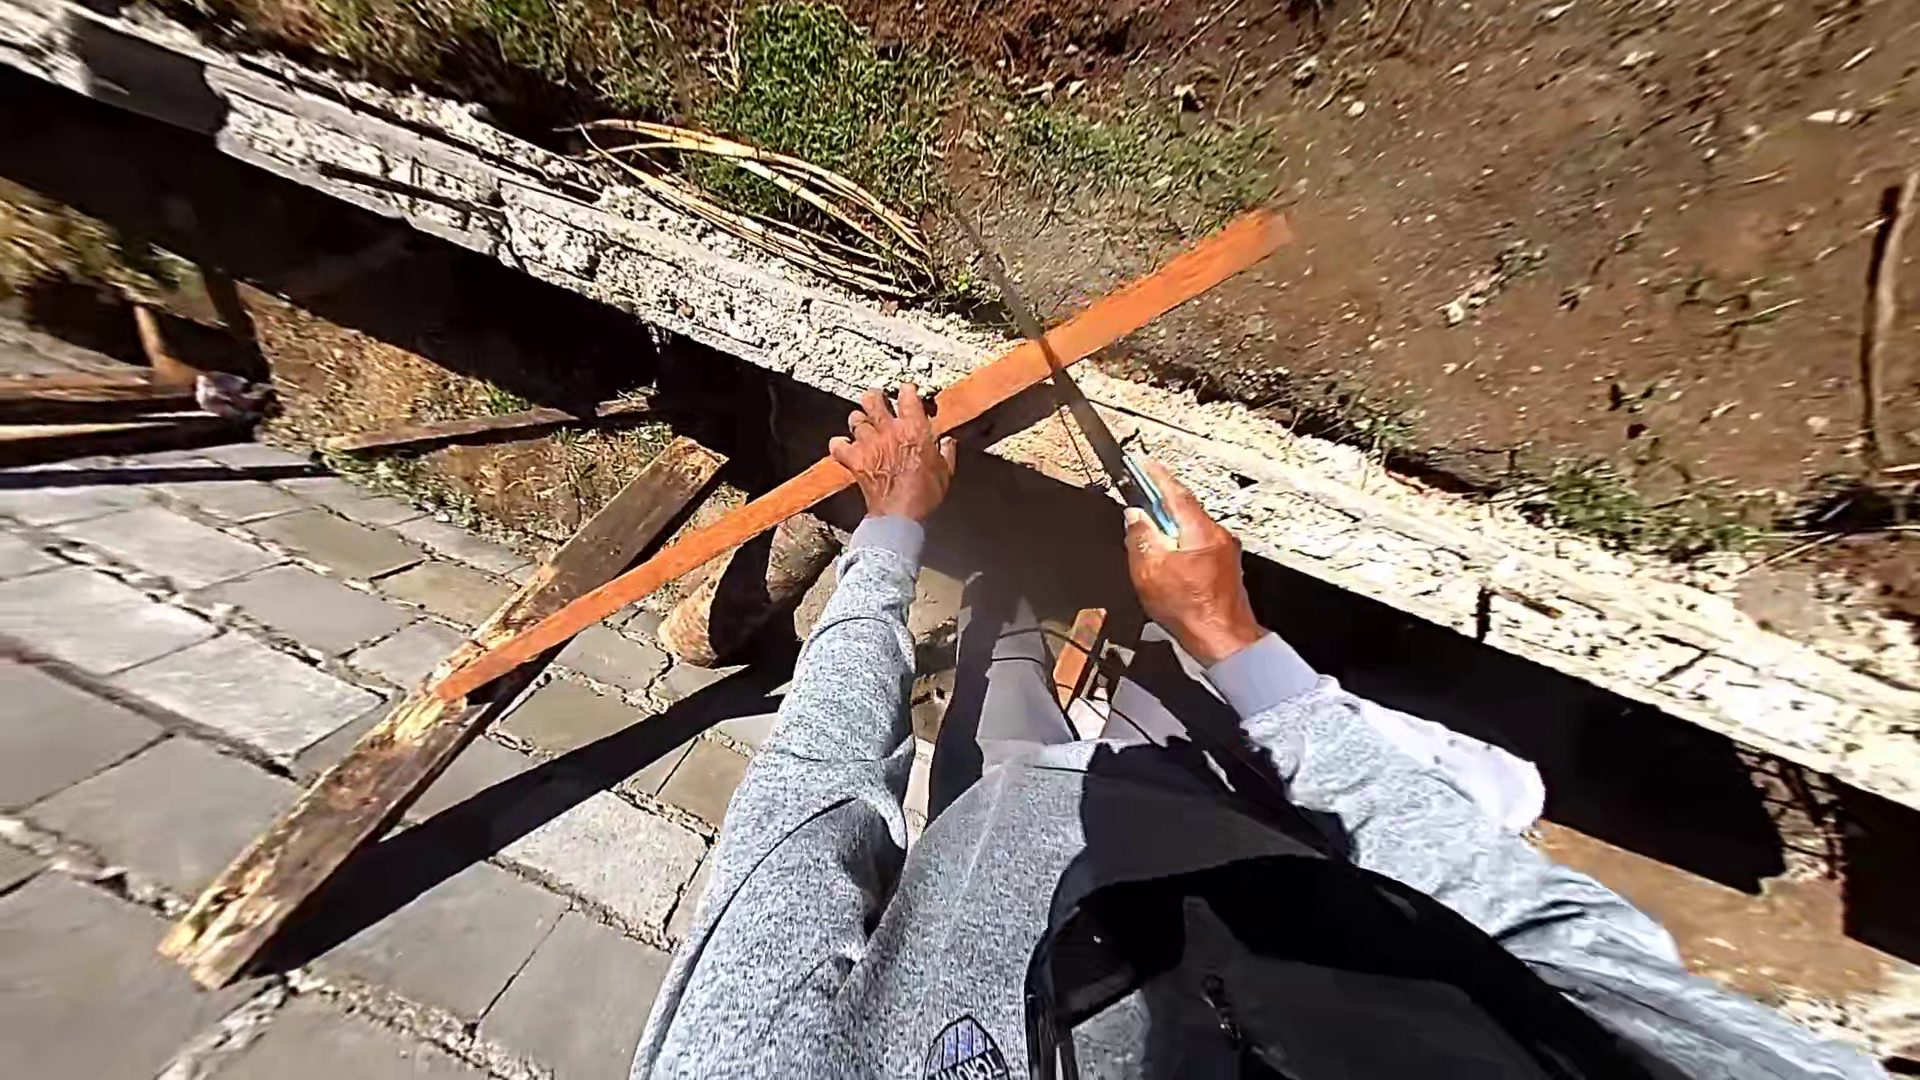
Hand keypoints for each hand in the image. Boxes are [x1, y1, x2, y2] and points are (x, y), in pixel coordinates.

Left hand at [828, 383, 957, 521]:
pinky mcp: (855, 460)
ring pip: (855, 419)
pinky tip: (843, 447)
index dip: (906, 390)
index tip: (907, 391)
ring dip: (858, 420)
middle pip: (873, 399)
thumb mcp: (946, 469)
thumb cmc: (926, 493)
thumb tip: (947, 440)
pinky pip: (837, 445)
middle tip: (876, 400)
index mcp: (914, 428)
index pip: (907, 395)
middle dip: (874, 397)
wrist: (901, 514)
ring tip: (862, 425)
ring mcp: (869, 444)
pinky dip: (839, 445)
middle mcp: (889, 430)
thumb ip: (946, 450)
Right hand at [1124, 459, 1263, 665]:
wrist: (1223, 640)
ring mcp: (1224, 551)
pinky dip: (1180, 544)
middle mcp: (1216, 535)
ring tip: (1150, 542)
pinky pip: (1197, 543)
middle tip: (1139, 501)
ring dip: (1169, 528)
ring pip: (1190, 527)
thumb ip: (1140, 537)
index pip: (1174, 491)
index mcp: (1198, 530)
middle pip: (1183, 508)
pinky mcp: (1224, 567)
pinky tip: (1168, 562)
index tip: (1143, 463)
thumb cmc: (1192, 610)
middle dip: (1159, 504)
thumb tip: (1135, 516)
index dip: (1155, 475)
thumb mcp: (1150, 570)